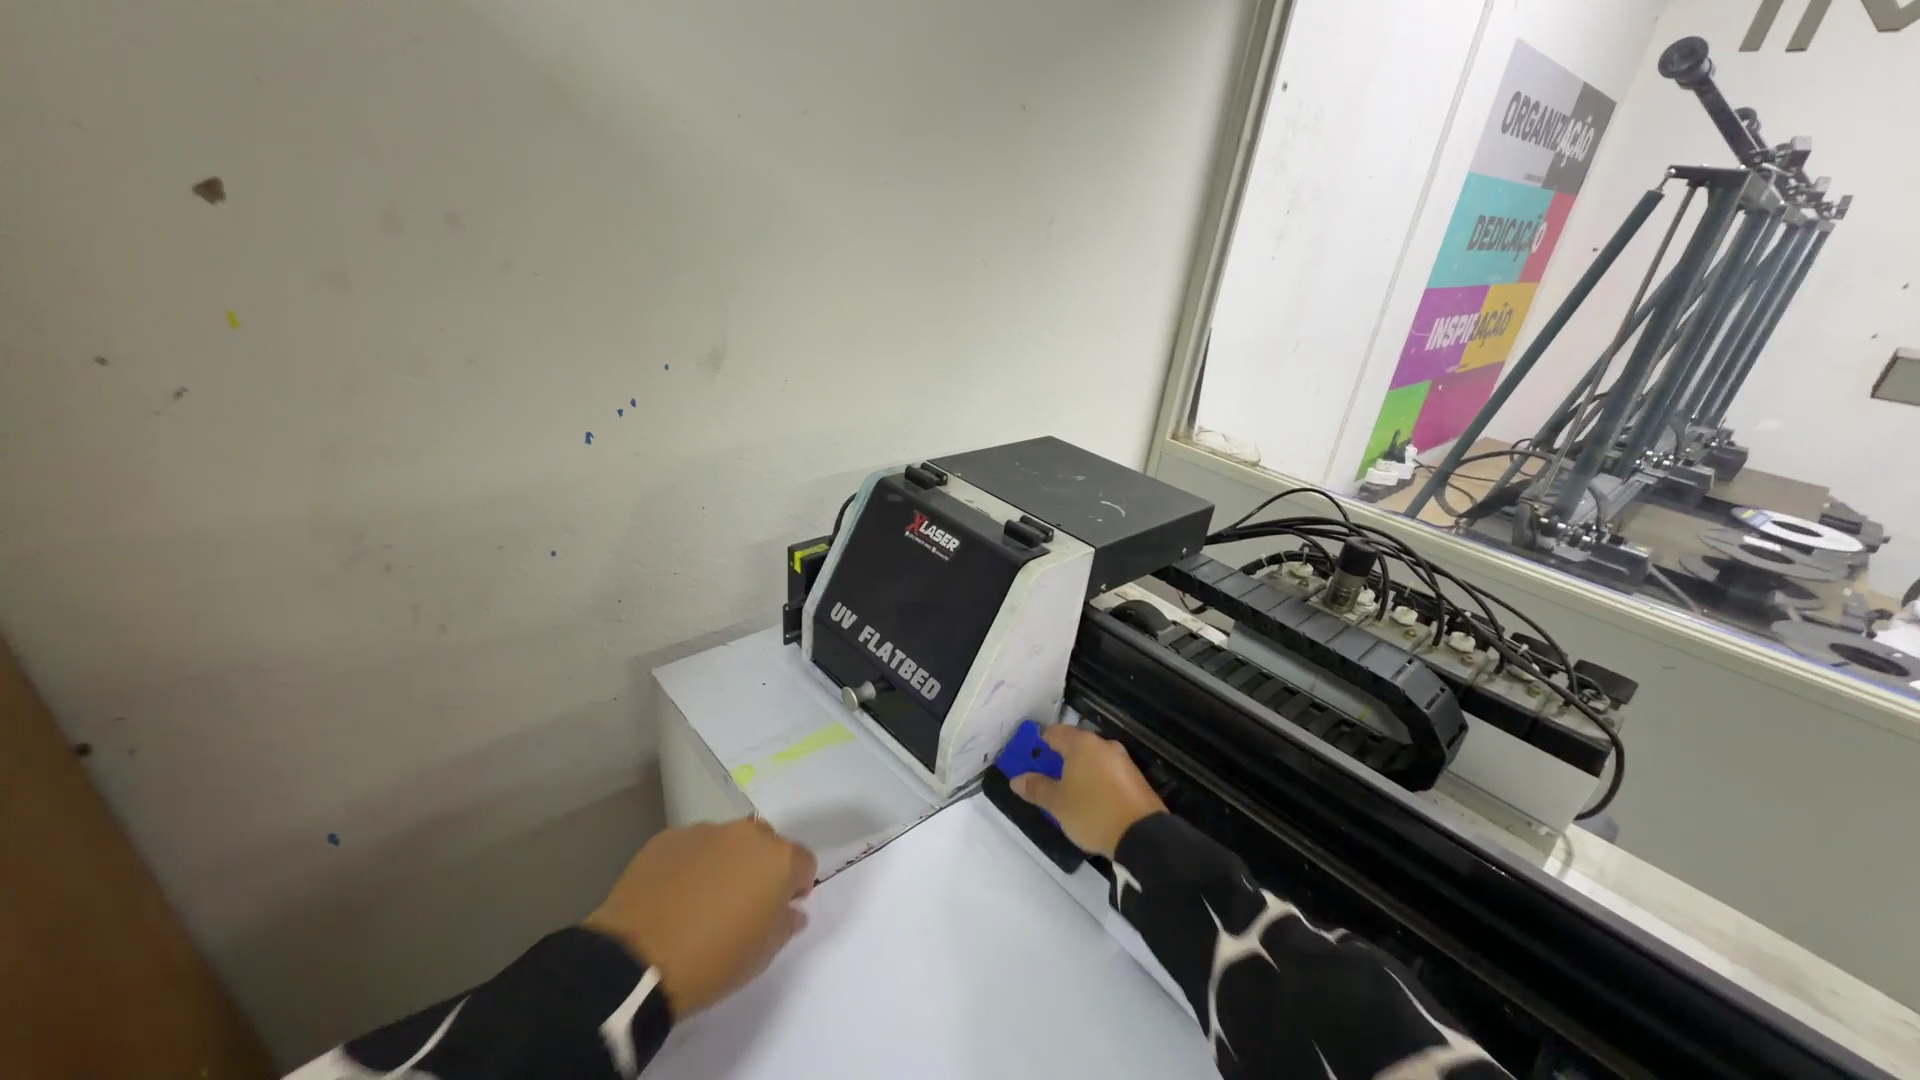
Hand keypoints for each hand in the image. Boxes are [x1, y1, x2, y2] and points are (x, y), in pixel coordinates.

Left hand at [584, 818, 817, 1016]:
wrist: (636, 961)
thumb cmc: (713, 960)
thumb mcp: (763, 954)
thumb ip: (786, 923)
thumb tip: (790, 909)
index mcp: (779, 859)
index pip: (803, 863)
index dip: (794, 887)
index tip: (778, 911)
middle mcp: (746, 835)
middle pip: (765, 845)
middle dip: (760, 869)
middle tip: (741, 905)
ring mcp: (703, 832)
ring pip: (726, 844)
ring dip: (724, 864)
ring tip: (700, 902)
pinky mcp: (666, 838)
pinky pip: (690, 849)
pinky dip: (689, 866)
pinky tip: (672, 898)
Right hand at [1009, 725, 1165, 858]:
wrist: (1142, 835)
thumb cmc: (1092, 812)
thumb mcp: (1057, 804)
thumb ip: (1036, 788)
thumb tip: (1017, 779)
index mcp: (1081, 744)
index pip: (1053, 732)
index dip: (1038, 744)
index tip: (1029, 761)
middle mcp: (1103, 745)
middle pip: (1074, 744)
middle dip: (1059, 759)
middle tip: (1046, 781)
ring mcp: (1123, 760)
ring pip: (1092, 759)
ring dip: (1078, 771)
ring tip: (1068, 795)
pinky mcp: (1135, 778)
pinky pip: (1107, 772)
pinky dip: (1096, 781)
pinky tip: (1092, 802)